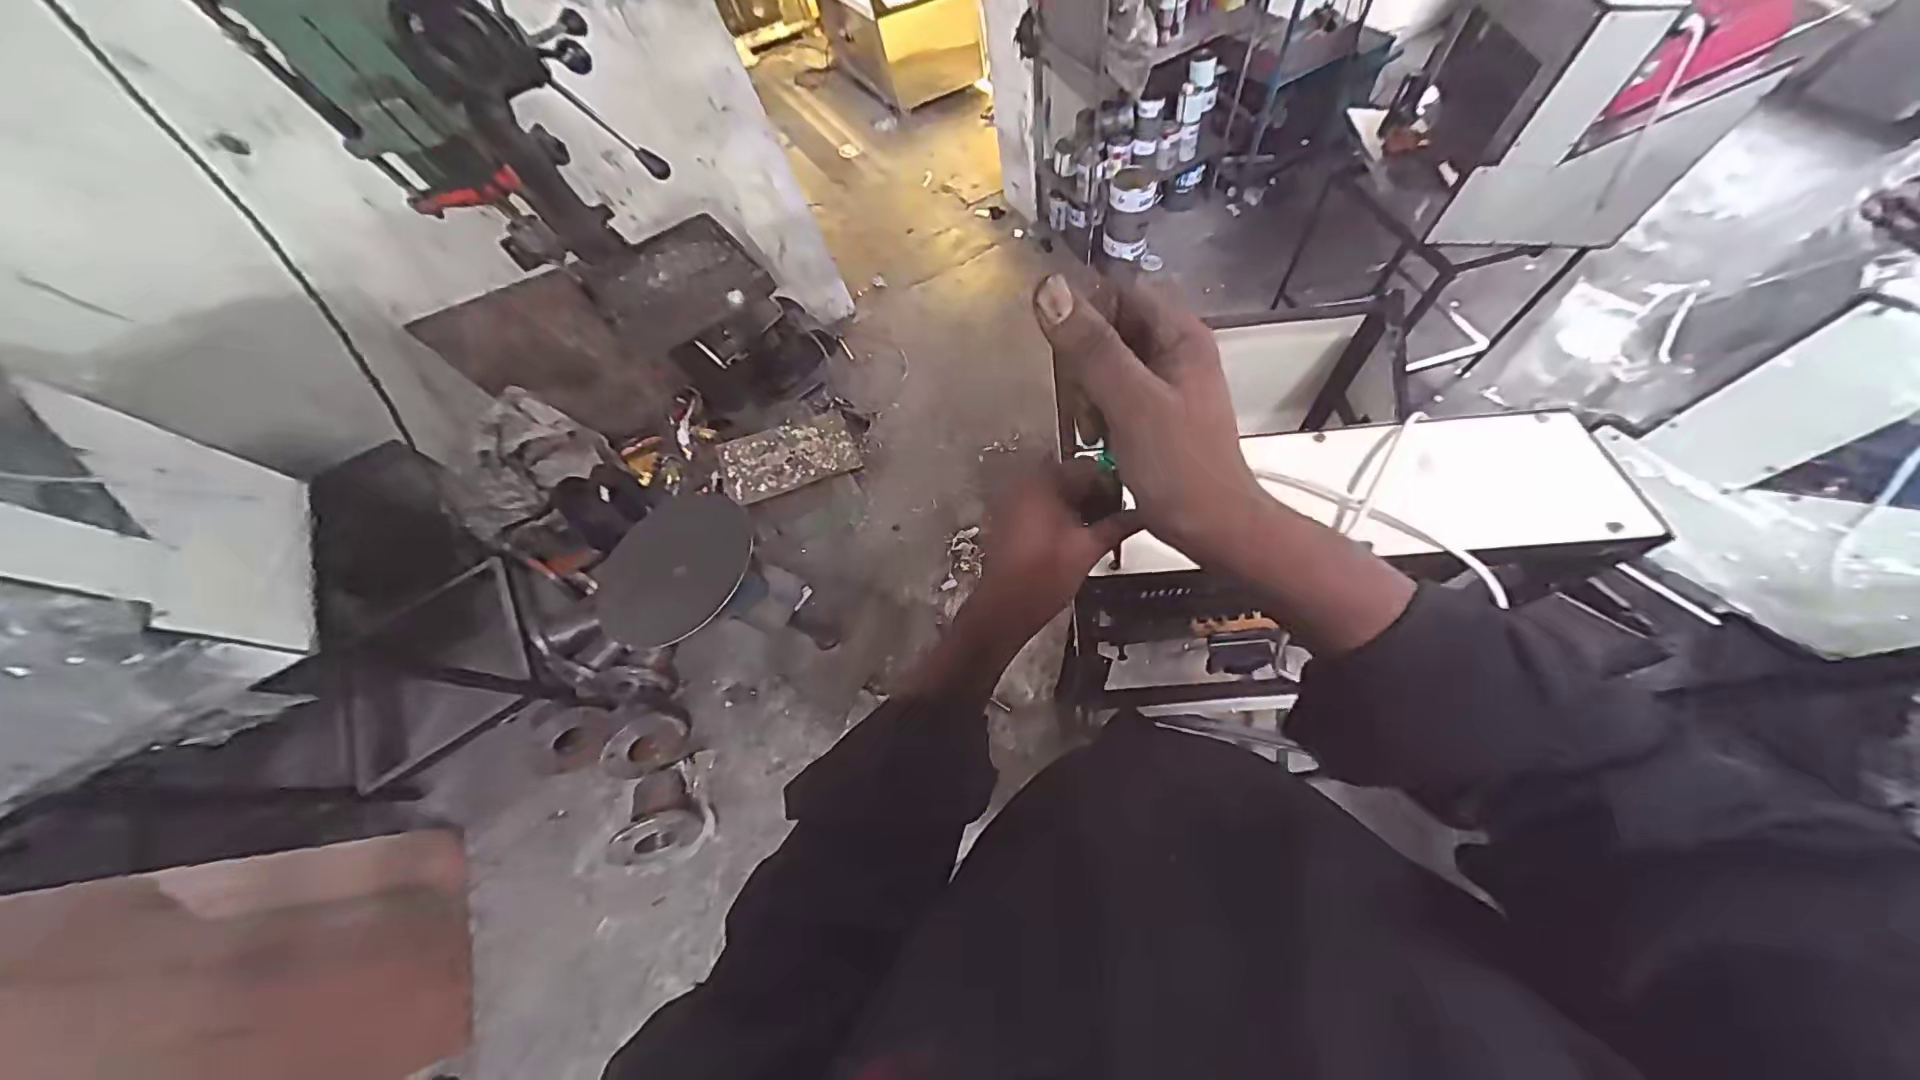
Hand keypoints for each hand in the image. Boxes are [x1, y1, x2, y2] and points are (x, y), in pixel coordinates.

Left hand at [963, 459, 1139, 643]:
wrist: (1006, 606)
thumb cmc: (1045, 576)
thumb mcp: (1089, 548)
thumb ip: (1118, 525)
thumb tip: (1143, 514)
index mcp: (1043, 483)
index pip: (1087, 467)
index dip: (1112, 483)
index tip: (1128, 501)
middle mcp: (1024, 484)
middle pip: (1070, 476)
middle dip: (1096, 493)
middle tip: (1117, 515)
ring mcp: (1013, 501)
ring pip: (1055, 491)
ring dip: (1079, 504)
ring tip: (1100, 527)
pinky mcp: (1008, 519)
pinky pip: (1040, 505)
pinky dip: (1060, 513)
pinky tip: (1076, 534)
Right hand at [1033, 273, 1412, 652]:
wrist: (1213, 526)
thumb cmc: (1178, 467)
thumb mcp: (1131, 403)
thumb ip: (1092, 349)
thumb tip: (1051, 291)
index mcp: (1180, 335)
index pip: (1123, 290)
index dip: (1085, 306)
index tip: (1054, 339)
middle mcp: (1176, 352)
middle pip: (1114, 326)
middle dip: (1084, 356)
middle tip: (1077, 395)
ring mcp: (1167, 385)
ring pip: (1110, 363)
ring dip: (1088, 388)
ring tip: (1089, 425)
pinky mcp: (1156, 414)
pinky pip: (1116, 395)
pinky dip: (1100, 410)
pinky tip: (1096, 438)